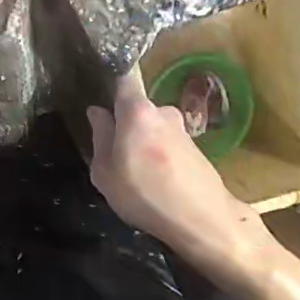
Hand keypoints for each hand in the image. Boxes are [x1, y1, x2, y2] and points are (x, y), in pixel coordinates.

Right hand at [87, 70, 271, 277]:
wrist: (203, 219)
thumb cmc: (144, 195)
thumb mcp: (105, 173)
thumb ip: (100, 137)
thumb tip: (97, 111)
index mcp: (138, 111)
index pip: (124, 80)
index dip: (112, 85)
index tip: (102, 99)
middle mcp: (164, 111)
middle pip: (138, 109)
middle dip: (127, 125)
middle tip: (116, 156)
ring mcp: (184, 129)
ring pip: (154, 128)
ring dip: (145, 144)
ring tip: (138, 176)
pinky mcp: (196, 147)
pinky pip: (168, 144)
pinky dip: (161, 157)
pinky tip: (159, 183)